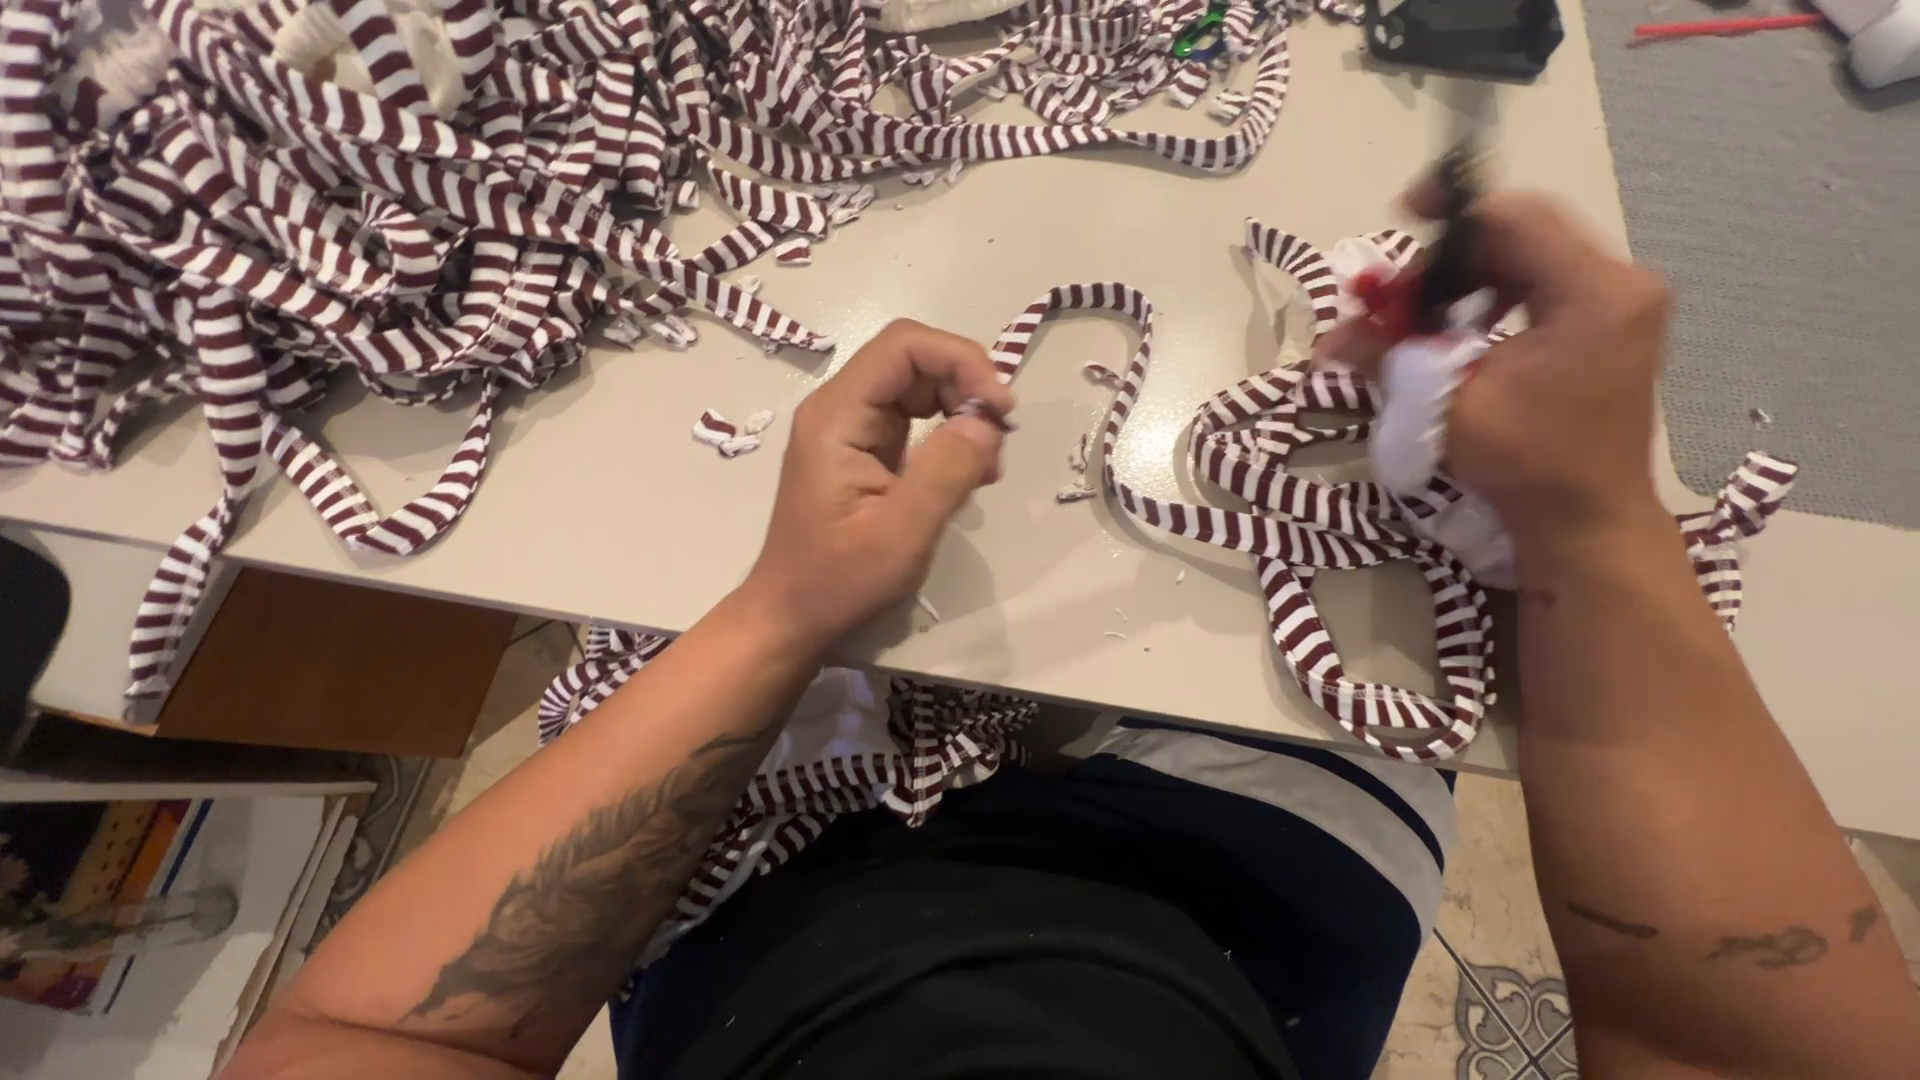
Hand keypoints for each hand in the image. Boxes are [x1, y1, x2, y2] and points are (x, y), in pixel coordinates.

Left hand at [740, 319, 1014, 647]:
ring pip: (920, 388)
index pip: (904, 346)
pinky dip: (950, 437)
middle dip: (967, 387)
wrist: (793, 615)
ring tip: (987, 465)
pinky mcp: (865, 451)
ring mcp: (852, 429)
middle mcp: (841, 409)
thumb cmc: (837, 581)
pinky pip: (916, 421)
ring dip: (963, 413)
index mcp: (837, 416)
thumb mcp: (900, 534)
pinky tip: (970, 475)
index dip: (961, 360)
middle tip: (1000, 438)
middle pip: (915, 361)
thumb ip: (945, 472)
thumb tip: (987, 423)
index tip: (1000, 407)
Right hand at [1315, 190, 1673, 553]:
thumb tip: (1330, 338)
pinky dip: (1491, 300)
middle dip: (1449, 257)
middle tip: (1397, 294)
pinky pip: (1540, 290)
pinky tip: (1459, 333)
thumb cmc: (1526, 461)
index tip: (1400, 215)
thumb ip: (1390, 357)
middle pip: (1520, 236)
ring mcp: (1618, 307)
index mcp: (1594, 292)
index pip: (1517, 217)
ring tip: (1422, 317)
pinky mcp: (1606, 329)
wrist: (1584, 518)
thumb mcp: (1448, 404)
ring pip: (1528, 262)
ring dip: (1466, 280)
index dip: (1453, 209)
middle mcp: (1619, 284)